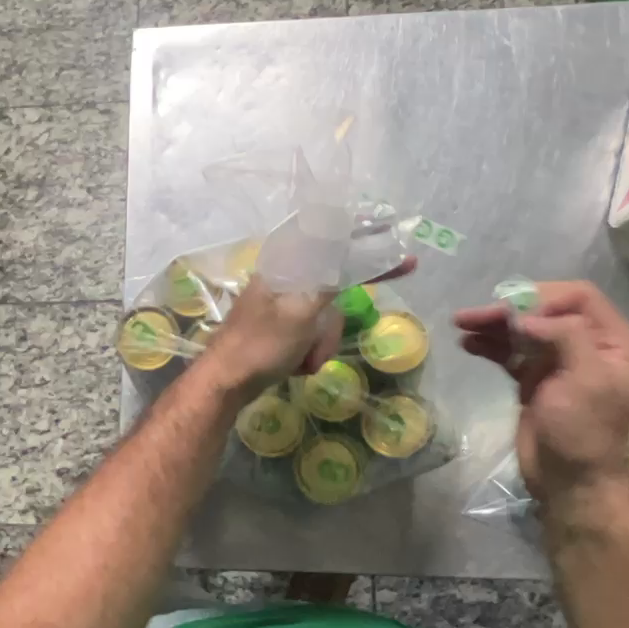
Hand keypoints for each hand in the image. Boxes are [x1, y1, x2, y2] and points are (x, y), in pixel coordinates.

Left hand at [200, 258, 417, 397]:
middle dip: (329, 329)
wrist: (225, 383)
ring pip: (324, 322)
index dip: (366, 250)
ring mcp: (281, 308)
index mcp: (286, 269)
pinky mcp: (279, 331)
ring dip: (319, 346)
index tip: (404, 259)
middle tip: (314, 350)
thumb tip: (345, 244)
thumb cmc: (261, 345)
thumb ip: (327, 280)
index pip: (334, 248)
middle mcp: (284, 282)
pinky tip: (295, 367)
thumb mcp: (301, 312)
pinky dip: (308, 354)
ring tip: (301, 363)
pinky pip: (310, 338)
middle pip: (333, 296)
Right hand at [455, 281, 628, 513]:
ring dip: (492, 325)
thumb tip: (523, 317)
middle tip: (472, 315)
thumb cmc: (585, 431)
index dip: (543, 298)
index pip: (579, 297)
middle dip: (508, 310)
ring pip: (522, 330)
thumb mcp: (586, 379)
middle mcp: (585, 345)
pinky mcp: (532, 380)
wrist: (570, 481)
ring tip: (461, 324)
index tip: (513, 316)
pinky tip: (467, 344)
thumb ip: (564, 337)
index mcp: (611, 341)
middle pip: (543, 311)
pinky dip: (489, 345)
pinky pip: (509, 353)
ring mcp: (556, 362)